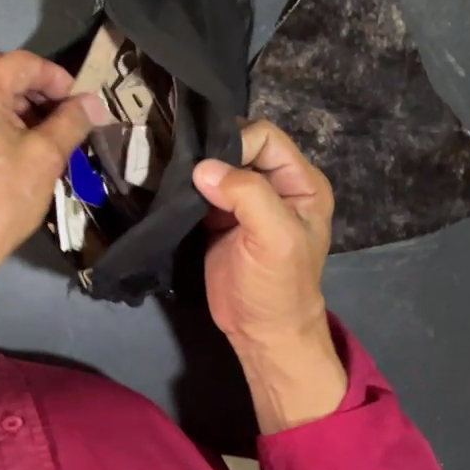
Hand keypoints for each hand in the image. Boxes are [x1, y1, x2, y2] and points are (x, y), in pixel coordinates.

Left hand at [0, 50, 107, 284]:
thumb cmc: (2, 201)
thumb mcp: (46, 158)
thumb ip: (71, 122)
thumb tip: (92, 103)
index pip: (22, 63)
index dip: (55, 76)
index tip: (76, 102)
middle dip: (35, 86)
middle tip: (59, 113)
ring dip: (17, 104)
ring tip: (43, 134)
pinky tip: (16, 149)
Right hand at [193, 121, 346, 430]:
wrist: (261, 333)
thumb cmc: (278, 286)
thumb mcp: (275, 238)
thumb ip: (247, 195)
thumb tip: (202, 168)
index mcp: (301, 182)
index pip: (265, 137)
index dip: (236, 144)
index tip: (209, 167)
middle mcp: (275, 185)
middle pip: (238, 146)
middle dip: (211, 153)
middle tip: (181, 165)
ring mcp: (244, 202)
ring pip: (216, 167)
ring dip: (194, 170)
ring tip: (170, 175)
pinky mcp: (217, 218)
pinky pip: (200, 190)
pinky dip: (184, 189)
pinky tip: (169, 190)